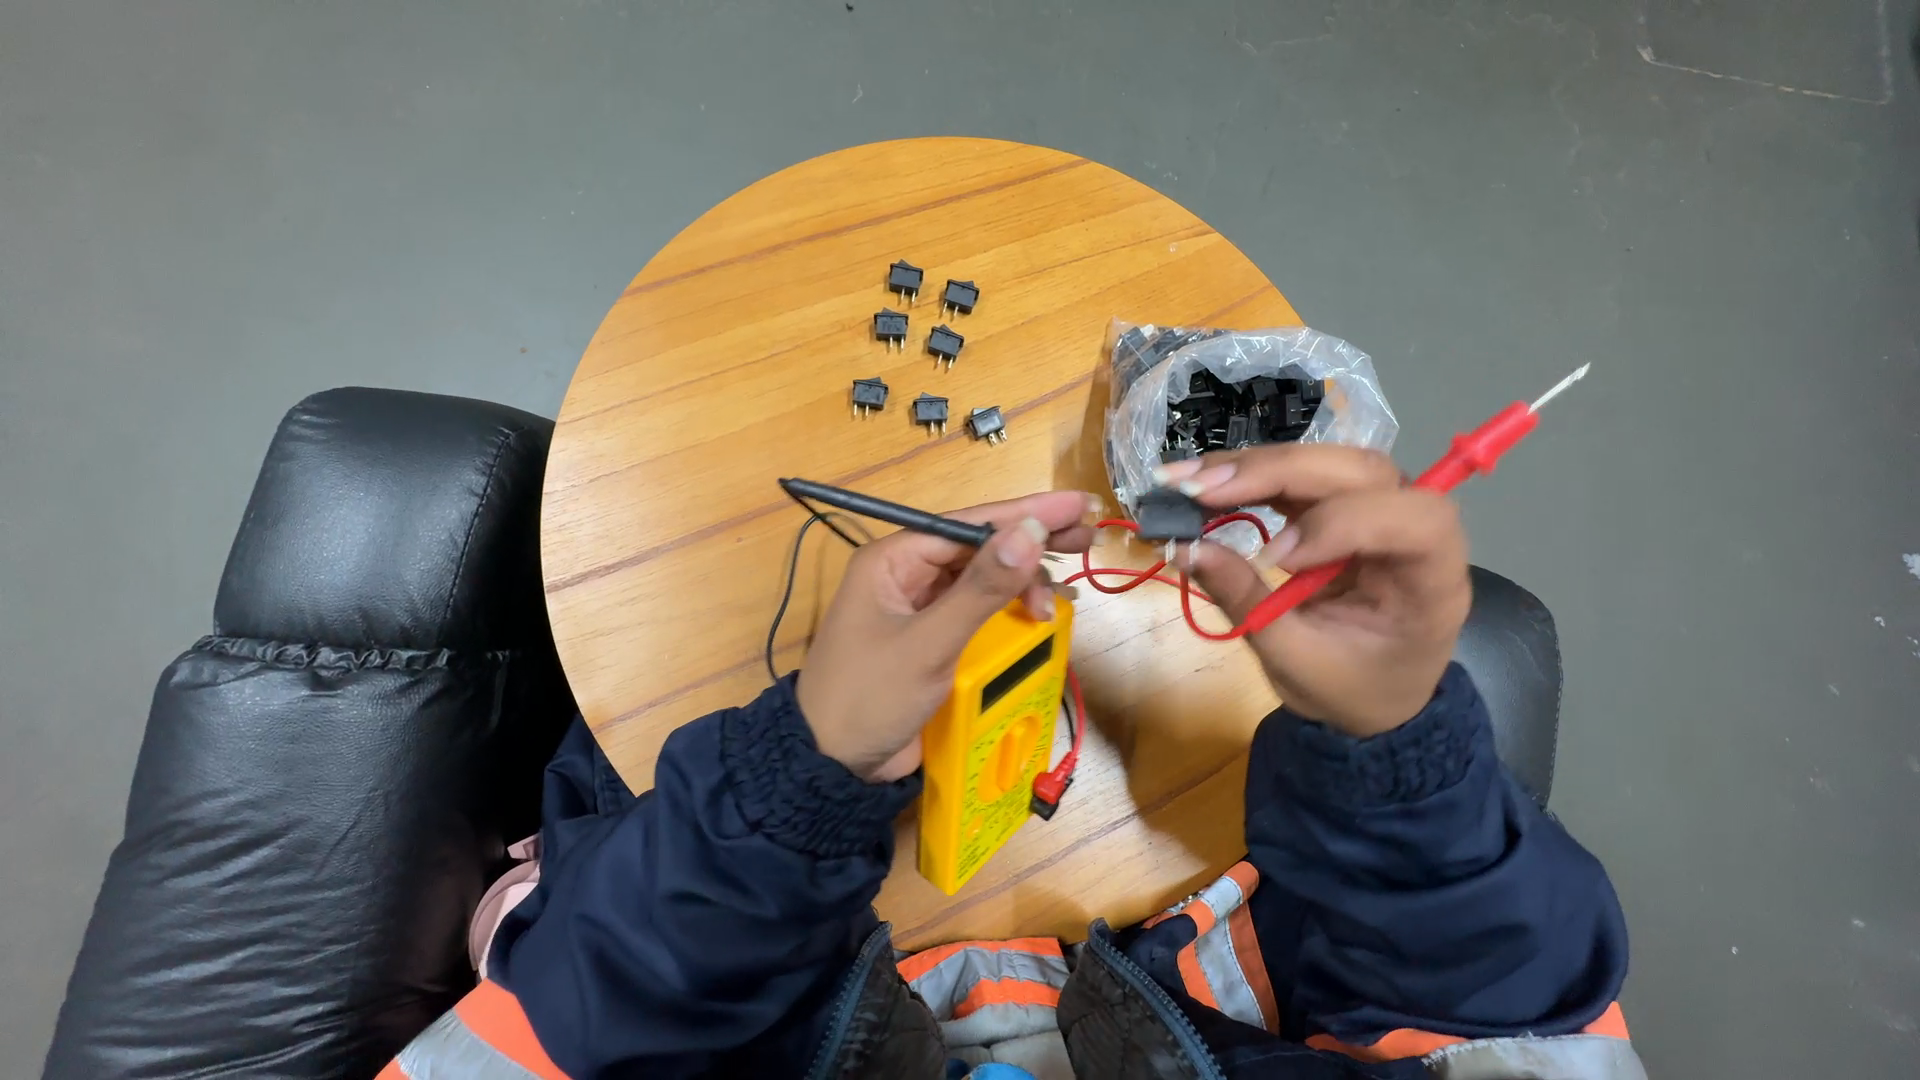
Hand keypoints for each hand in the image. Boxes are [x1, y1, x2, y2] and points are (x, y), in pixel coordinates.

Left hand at [796, 491, 1095, 781]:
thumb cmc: (870, 697)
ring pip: (983, 579)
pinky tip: (1041, 612)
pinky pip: (978, 612)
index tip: (1077, 506)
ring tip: (1063, 595)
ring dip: (1023, 581)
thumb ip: (981, 589)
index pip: (969, 524)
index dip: (1026, 513)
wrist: (834, 767)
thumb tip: (1031, 531)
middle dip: (1031, 541)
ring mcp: (921, 608)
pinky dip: (1010, 610)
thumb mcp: (928, 643)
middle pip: (979, 546)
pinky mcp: (934, 639)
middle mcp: (907, 575)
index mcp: (893, 560)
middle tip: (1087, 537)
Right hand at [1161, 445, 1469, 737]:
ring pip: (1321, 461)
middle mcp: (1414, 527)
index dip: (1343, 523)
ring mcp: (1373, 508)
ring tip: (1181, 482)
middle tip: (1195, 491)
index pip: (1413, 520)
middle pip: (1357, 471)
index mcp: (1432, 578)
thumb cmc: (1350, 687)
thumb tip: (1184, 547)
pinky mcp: (1336, 505)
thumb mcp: (1295, 660)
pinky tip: (1197, 482)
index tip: (1275, 558)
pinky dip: (1243, 476)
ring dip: (1248, 466)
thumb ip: (1245, 601)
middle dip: (1273, 473)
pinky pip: (1292, 475)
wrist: (1370, 695)